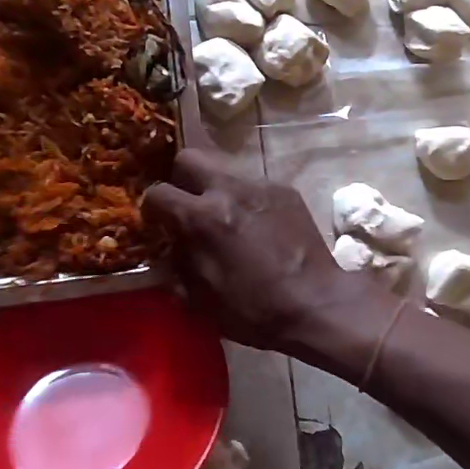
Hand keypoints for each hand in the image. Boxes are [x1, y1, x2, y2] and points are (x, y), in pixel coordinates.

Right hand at [145, 149, 394, 367]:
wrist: (317, 304)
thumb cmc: (254, 311)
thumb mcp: (200, 299)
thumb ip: (178, 264)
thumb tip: (170, 247)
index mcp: (202, 218)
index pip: (157, 193)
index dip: (152, 210)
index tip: (158, 224)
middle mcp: (228, 190)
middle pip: (189, 157)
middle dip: (180, 178)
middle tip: (187, 206)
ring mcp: (260, 185)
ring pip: (224, 167)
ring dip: (215, 187)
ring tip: (223, 216)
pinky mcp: (285, 190)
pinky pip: (253, 183)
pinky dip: (245, 199)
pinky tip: (255, 225)